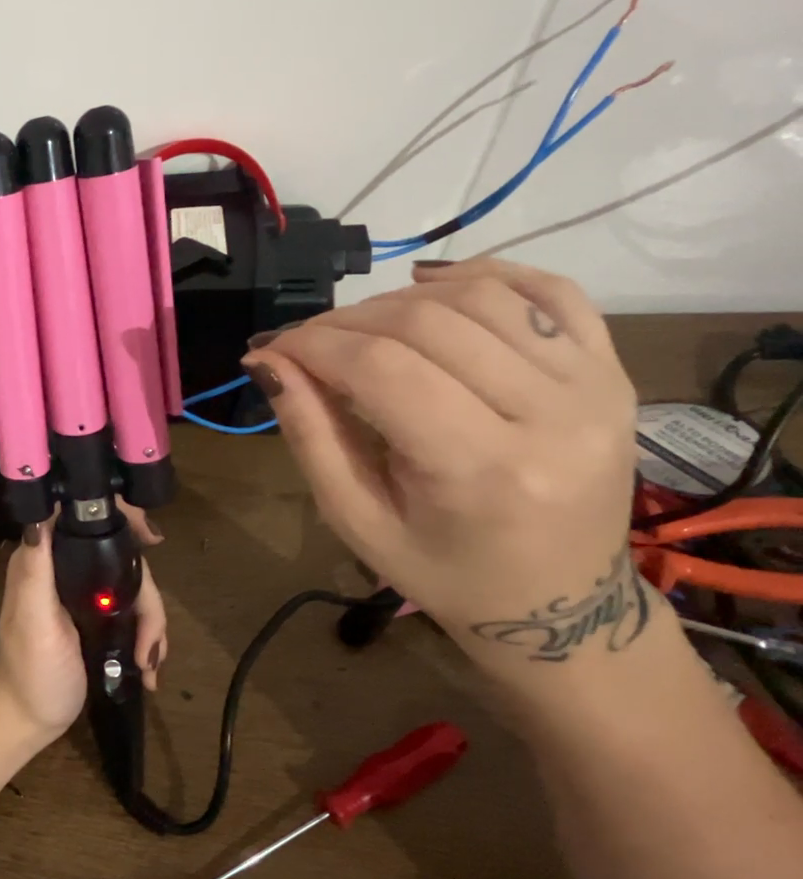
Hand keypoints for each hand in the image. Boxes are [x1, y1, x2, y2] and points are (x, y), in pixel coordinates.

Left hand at [0, 515, 167, 747]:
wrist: (32, 719)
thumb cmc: (30, 671)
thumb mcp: (34, 621)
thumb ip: (37, 571)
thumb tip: (39, 518)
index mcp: (41, 560)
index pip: (80, 519)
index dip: (118, 517)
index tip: (151, 537)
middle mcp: (61, 570)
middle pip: (121, 558)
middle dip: (146, 598)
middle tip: (150, 641)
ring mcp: (82, 596)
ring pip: (134, 588)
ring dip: (151, 625)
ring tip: (148, 662)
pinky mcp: (98, 619)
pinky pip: (134, 614)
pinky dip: (148, 638)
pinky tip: (147, 667)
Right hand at [240, 258, 637, 638]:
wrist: (560, 603)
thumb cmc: (444, 571)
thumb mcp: (356, 519)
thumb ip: (310, 434)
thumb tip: (266, 360)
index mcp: (482, 469)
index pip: (382, 369)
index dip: (313, 345)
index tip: (271, 350)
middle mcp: (552, 416)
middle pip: (427, 324)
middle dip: (346, 321)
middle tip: (305, 343)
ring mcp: (595, 387)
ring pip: (481, 298)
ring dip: (400, 300)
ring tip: (360, 328)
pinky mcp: (613, 372)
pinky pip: (552, 292)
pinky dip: (485, 274)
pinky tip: (432, 286)